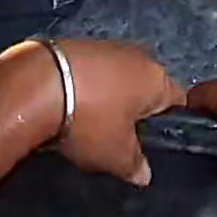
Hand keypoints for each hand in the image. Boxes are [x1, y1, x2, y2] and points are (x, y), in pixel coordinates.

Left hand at [0, 39, 184, 186]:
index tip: (156, 144)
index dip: (171, 123)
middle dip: (136, 110)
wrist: (39, 83)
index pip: (177, 101)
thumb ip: (136, 164)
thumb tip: (144, 172)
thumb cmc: (90, 119)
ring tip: (94, 123)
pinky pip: (94, 71)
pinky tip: (74, 105)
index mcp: (155, 77)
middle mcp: (137, 54)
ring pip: (119, 77)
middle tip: (123, 138)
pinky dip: (88, 87)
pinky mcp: (79, 44)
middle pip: (146, 86)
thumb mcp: (117, 155)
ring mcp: (107, 45)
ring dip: (111, 97)